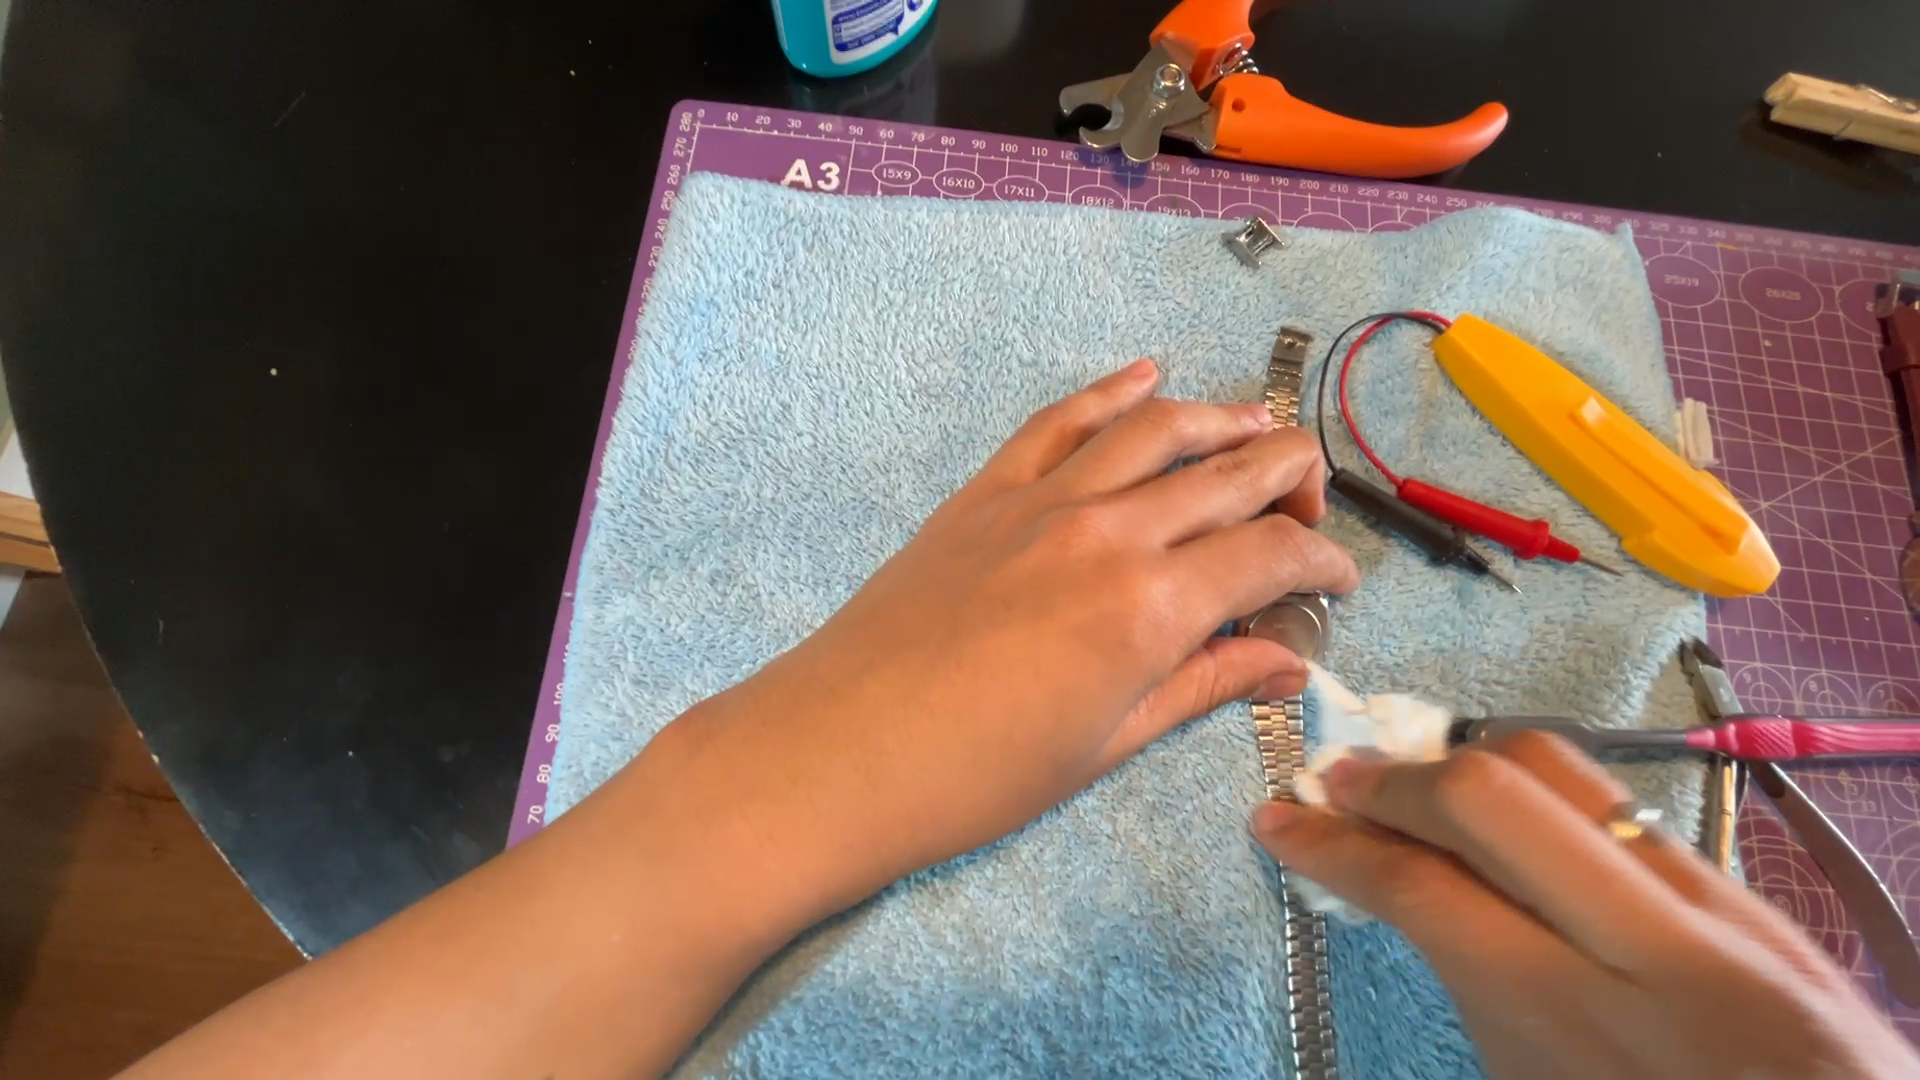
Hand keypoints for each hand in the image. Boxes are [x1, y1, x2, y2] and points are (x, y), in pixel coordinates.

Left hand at [671, 359, 1359, 913]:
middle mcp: (1110, 529)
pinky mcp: (988, 489)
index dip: (1322, 563)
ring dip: (1221, 419)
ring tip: (1255, 431)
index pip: (1272, 554)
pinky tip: (1146, 376)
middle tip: (1309, 503)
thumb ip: (1203, 685)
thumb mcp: (1107, 744)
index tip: (1336, 581)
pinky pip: (1061, 420)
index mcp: (1152, 606)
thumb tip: (1287, 662)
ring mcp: (1043, 498)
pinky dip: (1111, 391)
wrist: (844, 746)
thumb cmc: (980, 773)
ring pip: (1156, 428)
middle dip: (1292, 478)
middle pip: (1231, 471)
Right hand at [1252, 731, 1919, 1079]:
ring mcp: (1727, 910)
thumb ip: (1457, 972)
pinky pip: (1611, 802)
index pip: (1419, 885)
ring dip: (1459, 762)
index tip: (1275, 822)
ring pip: (1559, 769)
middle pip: (1490, 797)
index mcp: (1583, 1025)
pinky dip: (1530, 794)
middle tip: (1339, 783)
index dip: (1328, 844)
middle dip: (1390, 778)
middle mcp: (1667, 951)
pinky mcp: (1758, 895)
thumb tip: (1376, 865)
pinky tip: (1501, 821)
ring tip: (1412, 786)